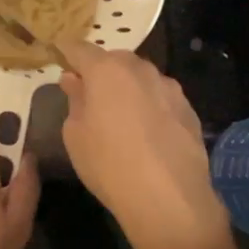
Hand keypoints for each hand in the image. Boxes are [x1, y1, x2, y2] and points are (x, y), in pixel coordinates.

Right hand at [57, 41, 229, 248]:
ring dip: (128, 88)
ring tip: (121, 116)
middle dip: (100, 71)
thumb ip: (74, 100)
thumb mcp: (75, 134)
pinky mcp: (189, 110)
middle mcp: (141, 70)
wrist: (169, 199)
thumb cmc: (109, 164)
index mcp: (107, 70)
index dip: (66, 53)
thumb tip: (74, 80)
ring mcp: (170, 88)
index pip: (79, 48)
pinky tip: (147, 134)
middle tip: (90, 95)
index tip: (59, 59)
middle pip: (114, 60)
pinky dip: (150, 106)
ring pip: (141, 78)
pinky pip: (161, 98)